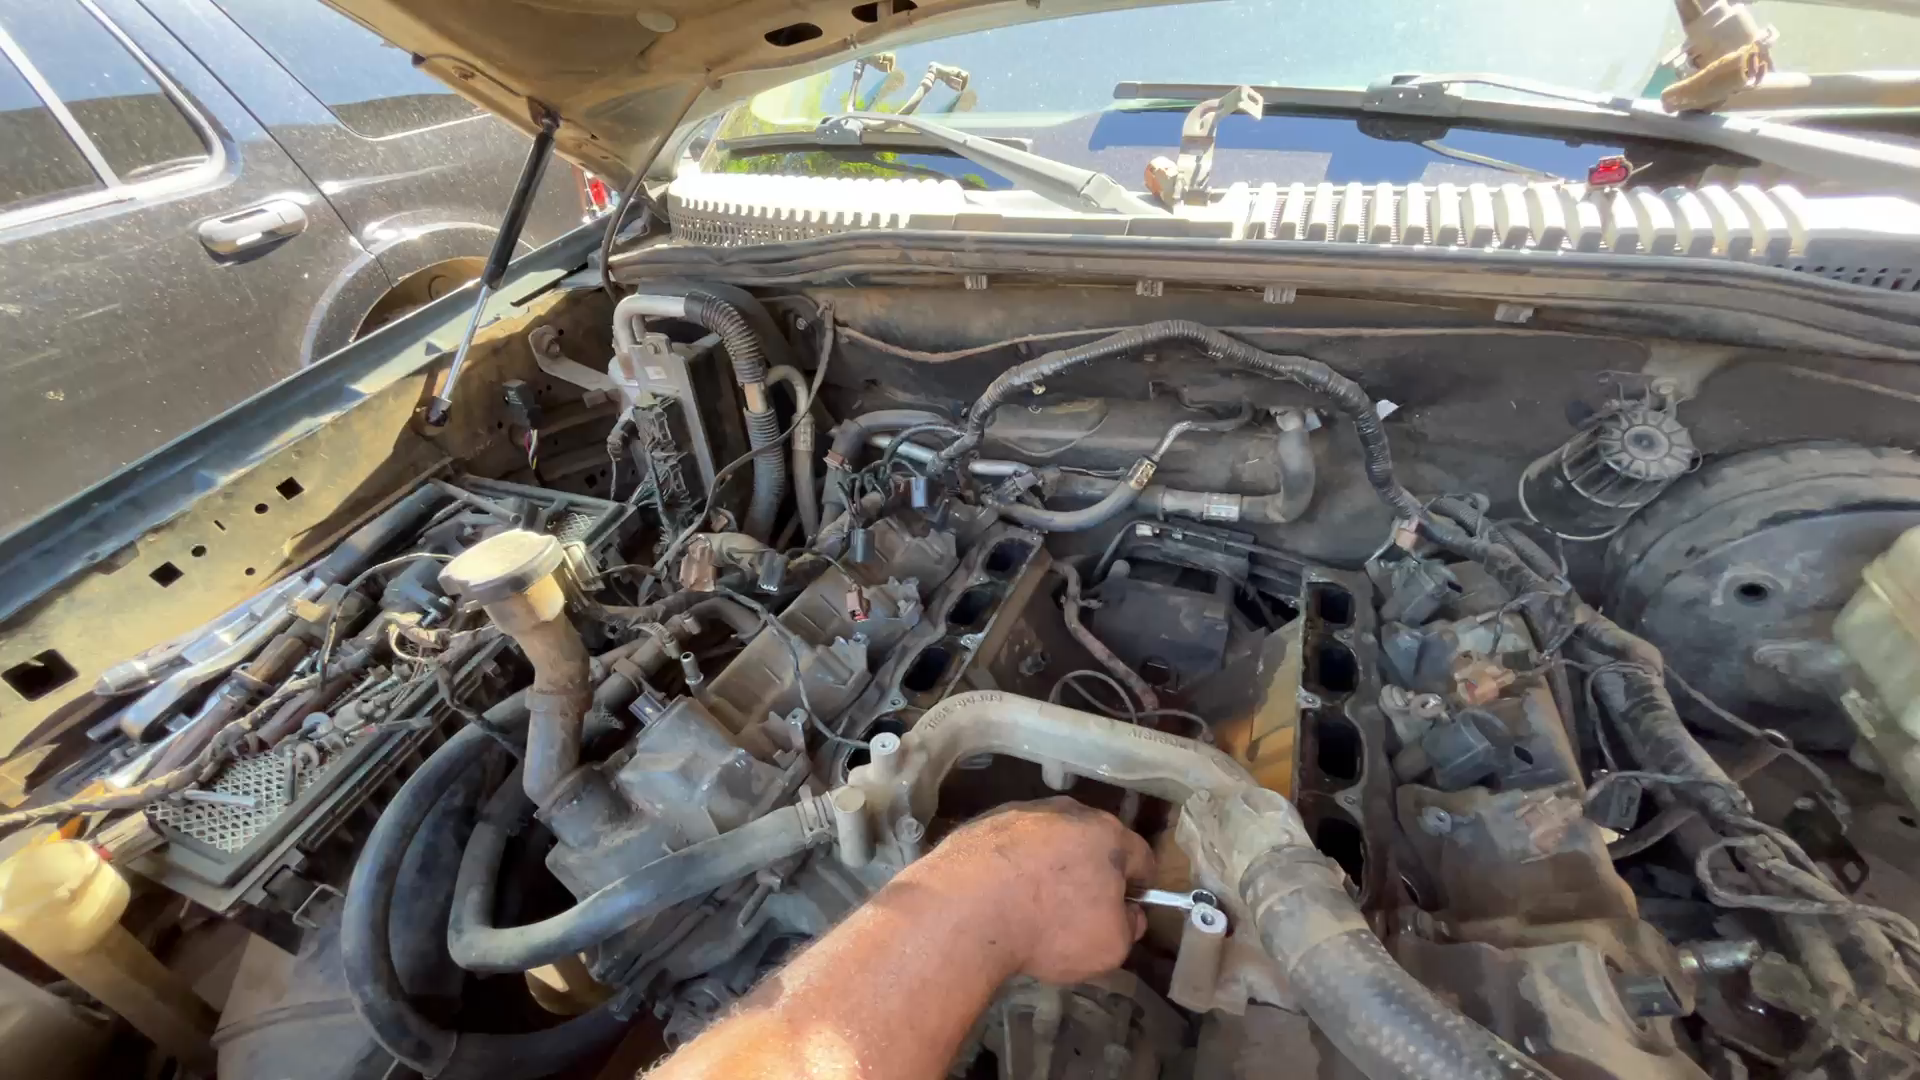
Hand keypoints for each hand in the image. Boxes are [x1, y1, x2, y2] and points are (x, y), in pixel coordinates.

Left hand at [903, 797, 1153, 983]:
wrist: (967, 905)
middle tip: (1076, 911)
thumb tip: (1128, 912)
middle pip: (1092, 841)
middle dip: (1091, 871)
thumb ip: (1129, 926)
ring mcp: (1024, 810)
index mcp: (1107, 833)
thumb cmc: (1051, 926)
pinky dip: (1013, 864)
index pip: (1141, 856)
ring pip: (1051, 839)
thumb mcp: (1110, 946)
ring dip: (1049, 864)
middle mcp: (1068, 810)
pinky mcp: (987, 820)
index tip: (1124, 912)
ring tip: (1031, 905)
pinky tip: (1001, 894)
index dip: (1138, 888)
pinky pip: (1013, 844)